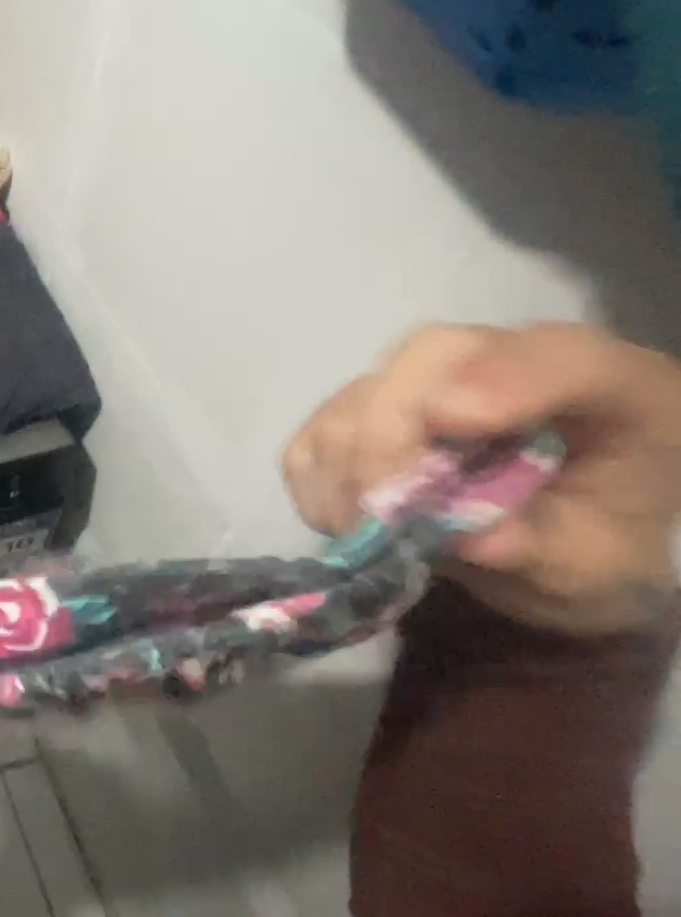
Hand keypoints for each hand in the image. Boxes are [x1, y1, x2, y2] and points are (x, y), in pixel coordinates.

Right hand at [283, 323, 680, 634]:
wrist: (541, 546)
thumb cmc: (585, 549)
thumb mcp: (595, 564)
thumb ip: (547, 547)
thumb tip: (469, 538)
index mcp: (609, 386)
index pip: (563, 355)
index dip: (507, 378)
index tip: (457, 424)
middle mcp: (499, 360)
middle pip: (426, 358)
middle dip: (390, 437)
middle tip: (384, 516)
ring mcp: (412, 381)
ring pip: (353, 400)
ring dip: (349, 474)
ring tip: (375, 534)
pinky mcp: (347, 412)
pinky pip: (311, 439)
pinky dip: (318, 484)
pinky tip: (350, 518)